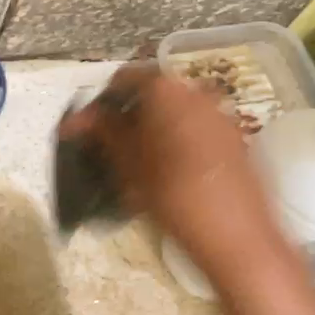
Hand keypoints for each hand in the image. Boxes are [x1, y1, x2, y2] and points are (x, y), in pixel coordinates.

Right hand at [59, 65, 284, 279]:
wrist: (239, 237)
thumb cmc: (175, 196)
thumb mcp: (129, 165)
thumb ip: (102, 133)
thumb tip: (75, 118)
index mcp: (167, 89)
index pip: (124, 77)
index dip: (103, 100)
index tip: (90, 126)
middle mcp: (196, 91)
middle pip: (152, 92)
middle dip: (129, 114)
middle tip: (110, 145)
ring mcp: (220, 114)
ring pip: (176, 110)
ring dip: (153, 127)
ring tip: (137, 161)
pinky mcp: (235, 138)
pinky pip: (196, 127)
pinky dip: (177, 138)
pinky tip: (168, 170)